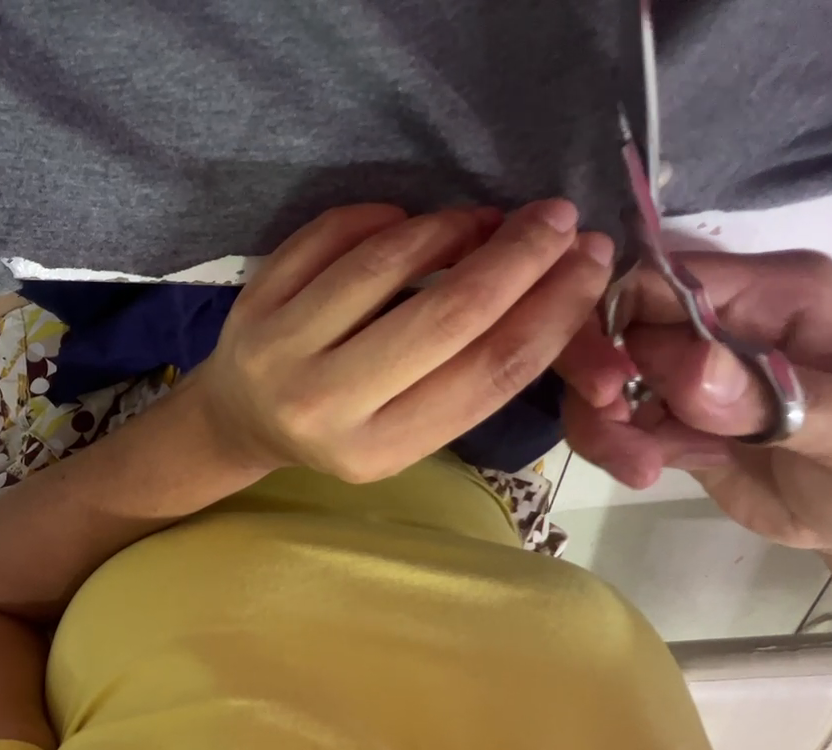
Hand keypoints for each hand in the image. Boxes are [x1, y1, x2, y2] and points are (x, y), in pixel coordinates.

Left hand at [194, 200, 614, 483]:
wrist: (239, 421)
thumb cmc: (337, 426)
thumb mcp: (403, 430)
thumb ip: (471, 376)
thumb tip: (567, 280)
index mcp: (377, 450)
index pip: (489, 372)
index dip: (556, 308)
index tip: (592, 257)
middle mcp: (324, 407)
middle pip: (447, 315)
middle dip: (518, 256)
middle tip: (554, 218)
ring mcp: (279, 352)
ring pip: (386, 263)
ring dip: (451, 226)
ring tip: (480, 221)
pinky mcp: (251, 305)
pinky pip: (330, 234)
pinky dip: (381, 216)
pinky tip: (405, 223)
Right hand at [556, 250, 831, 555]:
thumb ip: (781, 399)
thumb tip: (688, 371)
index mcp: (774, 292)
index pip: (657, 279)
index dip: (612, 323)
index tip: (608, 389)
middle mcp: (719, 317)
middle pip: (608, 326)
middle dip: (596, 383)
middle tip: (615, 433)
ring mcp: (686, 364)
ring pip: (596, 376)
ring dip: (601, 426)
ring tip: (641, 468)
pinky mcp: (664, 409)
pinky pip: (602, 416)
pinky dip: (610, 447)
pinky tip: (653, 471)